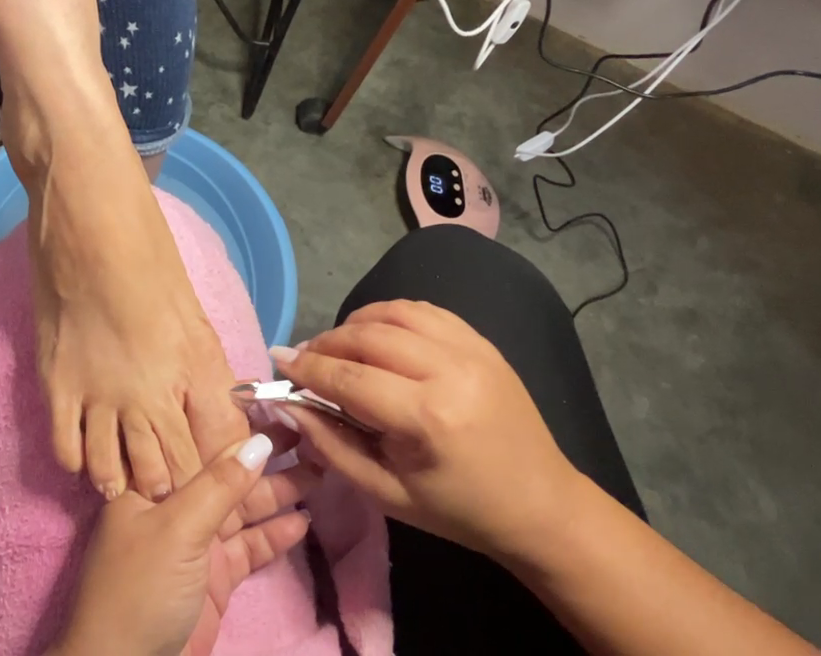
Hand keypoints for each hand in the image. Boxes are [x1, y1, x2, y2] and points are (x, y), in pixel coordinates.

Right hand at [30, 152, 248, 500]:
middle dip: (173, 486)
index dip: (217, 478)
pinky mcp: (56, 386)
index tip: (213, 482)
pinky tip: (89, 450)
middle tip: (169, 482)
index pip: (215, 456)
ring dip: (126, 480)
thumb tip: (216, 409)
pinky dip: (81, 461)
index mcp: (193, 374)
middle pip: (167, 476)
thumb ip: (205, 371)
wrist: (90, 217)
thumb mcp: (194, 313)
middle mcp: (148, 397)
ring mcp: (98, 396)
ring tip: (128, 474)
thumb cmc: (149, 252)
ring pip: (114, 474)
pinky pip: (67, 452)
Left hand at [52, 434, 316, 655]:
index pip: (197, 441)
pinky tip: (304, 519)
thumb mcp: (177, 528)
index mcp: (153, 483)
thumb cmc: (140, 588)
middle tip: (309, 433)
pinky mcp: (214, 578)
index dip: (235, 423)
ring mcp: (195, 543)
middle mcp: (174, 506)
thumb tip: (258, 441)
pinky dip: (275, 534)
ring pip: (243, 509)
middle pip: (226, 474)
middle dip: (265, 456)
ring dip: (279, 493)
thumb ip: (219, 485)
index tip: (273, 402)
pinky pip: (249, 547)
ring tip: (320, 469)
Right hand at [272, 300, 584, 559]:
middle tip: (304, 358)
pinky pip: (423, 311)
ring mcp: (471, 350)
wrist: (541, 506)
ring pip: (393, 313)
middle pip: (367, 336)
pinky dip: (389, 315)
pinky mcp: (482, 342)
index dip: (307, 369)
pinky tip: (376, 334)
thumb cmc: (459, 510)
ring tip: (338, 346)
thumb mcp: (387, 494)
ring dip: (355, 324)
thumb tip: (288, 406)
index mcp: (427, 418)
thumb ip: (332, 446)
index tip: (278, 362)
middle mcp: (449, 371)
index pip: (349, 378)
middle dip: (326, 343)